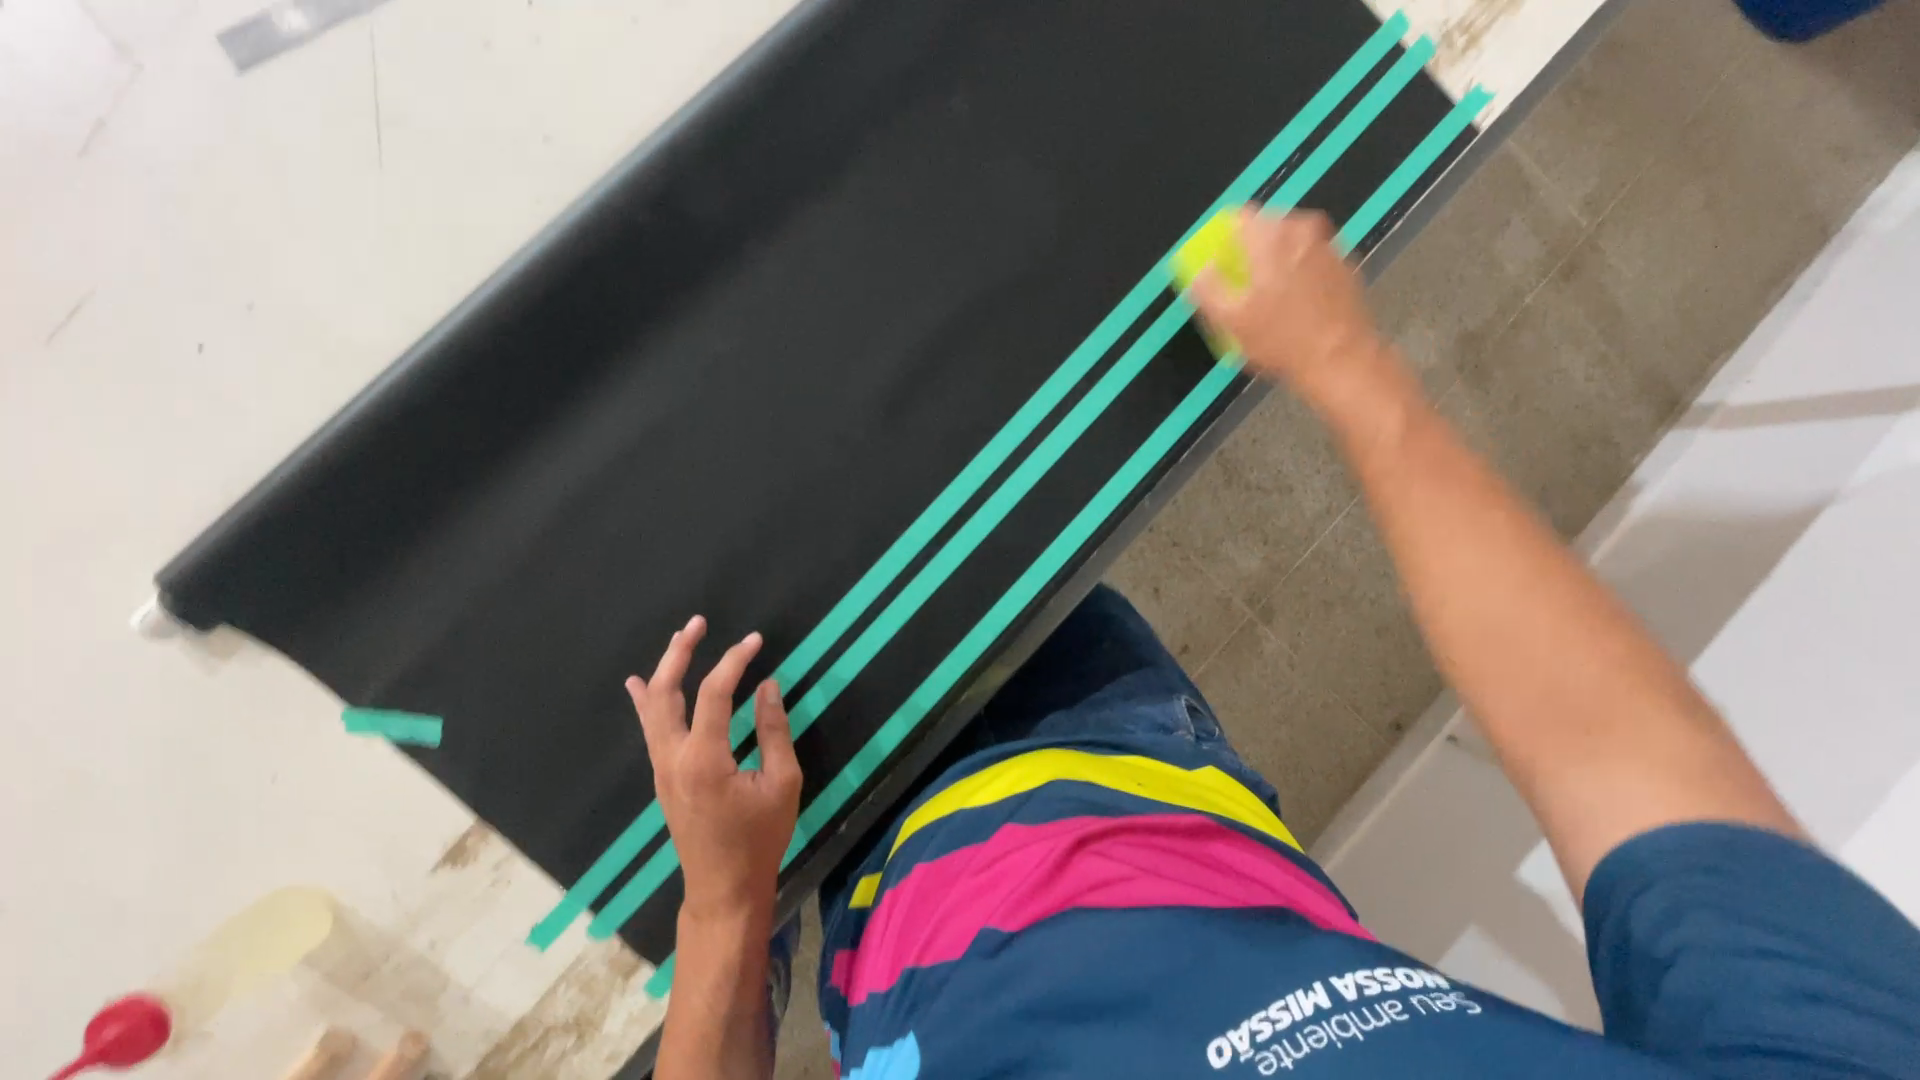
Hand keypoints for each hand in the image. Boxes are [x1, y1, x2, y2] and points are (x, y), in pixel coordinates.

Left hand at [627, 615, 801, 921]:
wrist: (724, 888)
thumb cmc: (759, 839)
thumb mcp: (782, 783)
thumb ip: (773, 731)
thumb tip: (768, 686)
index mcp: (704, 758)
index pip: (714, 693)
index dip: (735, 661)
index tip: (756, 641)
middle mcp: (673, 758)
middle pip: (667, 693)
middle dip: (681, 653)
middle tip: (697, 624)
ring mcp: (662, 769)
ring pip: (653, 709)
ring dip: (665, 670)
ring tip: (678, 640)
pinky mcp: (664, 778)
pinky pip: (651, 729)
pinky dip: (648, 701)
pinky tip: (641, 686)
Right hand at [1188, 209, 1413, 427]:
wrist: (1341, 359)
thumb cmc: (1280, 340)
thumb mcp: (1230, 321)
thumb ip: (1207, 288)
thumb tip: (1200, 271)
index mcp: (1270, 236)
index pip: (1239, 216)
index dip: (1225, 239)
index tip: (1221, 265)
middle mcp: (1302, 230)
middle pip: (1267, 227)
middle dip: (1252, 250)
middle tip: (1243, 284)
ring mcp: (1328, 245)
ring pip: (1292, 242)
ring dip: (1278, 260)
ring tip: (1270, 296)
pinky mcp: (1346, 265)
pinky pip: (1312, 257)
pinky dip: (1301, 271)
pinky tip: (1297, 303)